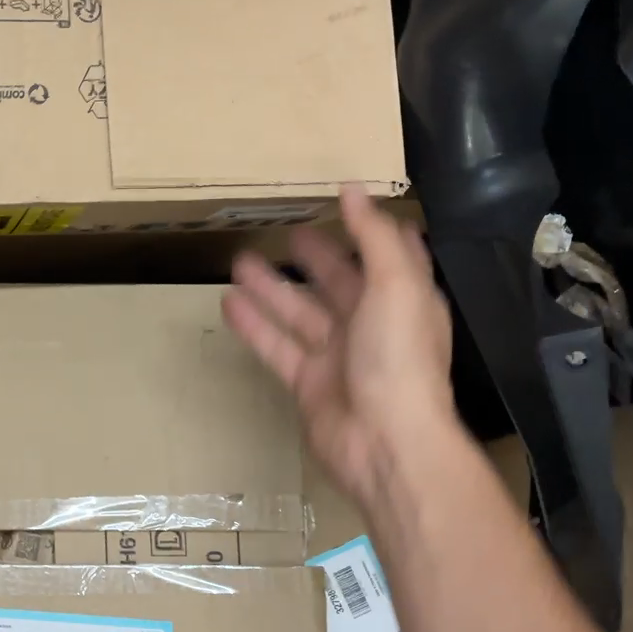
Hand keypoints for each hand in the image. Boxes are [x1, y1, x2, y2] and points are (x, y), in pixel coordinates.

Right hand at [222, 184, 457, 509]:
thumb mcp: (395, 285)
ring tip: (239, 261)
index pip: (390, 258)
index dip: (373, 231)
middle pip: (339, 283)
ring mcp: (338, 357)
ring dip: (272, 287)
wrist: (385, 443)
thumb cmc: (398, 358)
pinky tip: (228, 302)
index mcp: (404, 302)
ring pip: (300, 312)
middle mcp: (373, 326)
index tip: (349, 204)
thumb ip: (373, 237)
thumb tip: (353, 188)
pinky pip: (276, 346)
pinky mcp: (307, 382)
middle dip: (316, 257)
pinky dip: (254, 324)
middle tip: (286, 229)